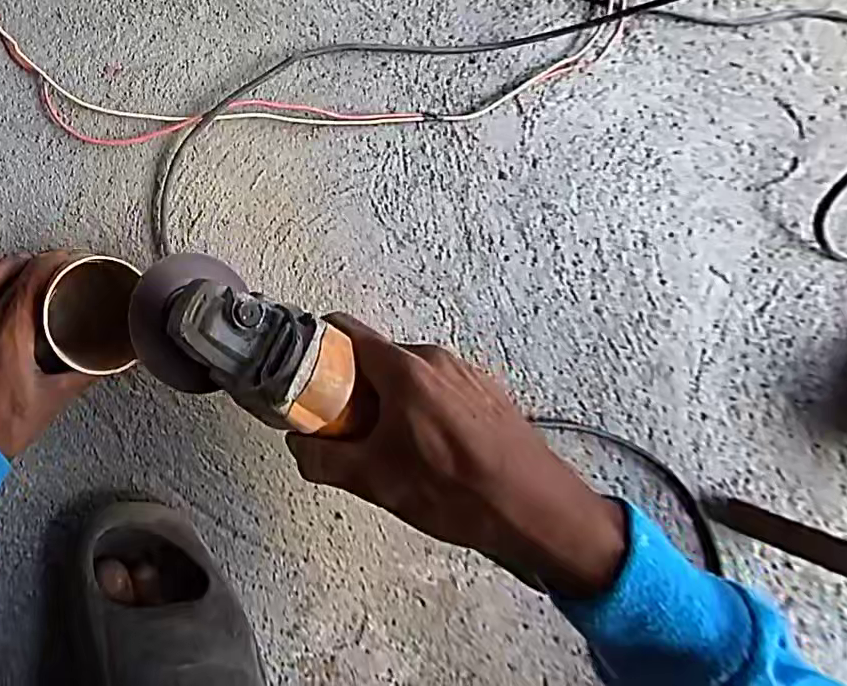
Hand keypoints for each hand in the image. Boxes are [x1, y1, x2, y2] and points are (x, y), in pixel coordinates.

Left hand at [0, 256, 96, 458]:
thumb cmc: (7, 425)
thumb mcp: (54, 397)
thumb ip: (85, 374)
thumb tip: (110, 361)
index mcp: (9, 333)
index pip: (31, 281)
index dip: (51, 263)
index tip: (66, 258)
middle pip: (7, 275)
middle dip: (32, 262)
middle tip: (51, 262)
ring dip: (2, 267)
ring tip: (21, 264)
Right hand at [286, 315, 626, 597]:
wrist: (546, 518)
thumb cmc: (469, 495)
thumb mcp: (377, 482)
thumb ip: (323, 459)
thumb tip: (300, 446)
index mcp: (404, 370)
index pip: (343, 328)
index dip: (317, 344)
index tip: (310, 371)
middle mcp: (433, 360)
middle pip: (373, 354)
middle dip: (352, 383)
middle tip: (348, 420)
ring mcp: (463, 373)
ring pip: (405, 371)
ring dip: (388, 396)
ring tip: (391, 439)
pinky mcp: (485, 391)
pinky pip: (436, 385)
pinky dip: (420, 405)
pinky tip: (428, 445)